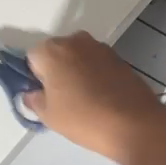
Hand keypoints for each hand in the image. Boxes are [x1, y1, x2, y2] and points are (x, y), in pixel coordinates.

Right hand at [24, 32, 165, 160]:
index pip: (33, 58)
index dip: (37, 77)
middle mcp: (76, 41)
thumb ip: (34, 100)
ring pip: (79, 57)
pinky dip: (96, 74)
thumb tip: (32, 94)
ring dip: (78, 71)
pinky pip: (98, 63)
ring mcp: (101, 47)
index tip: (46, 95)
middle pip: (57, 53)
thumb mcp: (49, 115)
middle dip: (57, 70)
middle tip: (64, 98)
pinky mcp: (120, 57)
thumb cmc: (84, 118)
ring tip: (85, 99)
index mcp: (53, 50)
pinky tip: (102, 96)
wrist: (133, 123)